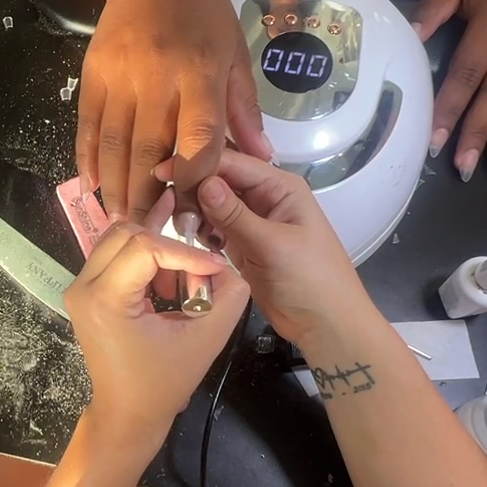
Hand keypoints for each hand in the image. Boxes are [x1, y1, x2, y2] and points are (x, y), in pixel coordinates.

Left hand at [65, 217, 248, 434]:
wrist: (127, 412)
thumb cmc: (163, 383)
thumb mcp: (207, 339)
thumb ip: (229, 296)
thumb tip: (227, 266)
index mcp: (104, 299)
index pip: (146, 247)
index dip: (186, 252)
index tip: (214, 269)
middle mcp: (83, 287)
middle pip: (128, 233)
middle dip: (169, 248)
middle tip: (194, 275)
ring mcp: (79, 287)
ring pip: (119, 238)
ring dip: (155, 252)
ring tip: (177, 285)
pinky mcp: (86, 291)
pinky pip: (114, 255)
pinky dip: (143, 261)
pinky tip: (166, 281)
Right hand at [78, 0, 271, 222]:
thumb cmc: (203, 9)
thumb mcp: (235, 51)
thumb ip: (243, 109)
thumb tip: (261, 158)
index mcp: (202, 72)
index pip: (198, 139)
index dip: (193, 180)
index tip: (190, 208)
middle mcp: (158, 76)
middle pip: (149, 152)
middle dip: (146, 198)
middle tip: (147, 231)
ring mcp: (120, 75)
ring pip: (114, 145)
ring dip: (115, 188)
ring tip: (120, 218)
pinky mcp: (92, 74)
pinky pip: (89, 126)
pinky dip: (87, 158)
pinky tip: (91, 184)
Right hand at [169, 152, 369, 345]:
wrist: (324, 324)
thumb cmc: (311, 280)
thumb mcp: (272, 245)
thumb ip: (235, 215)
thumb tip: (204, 183)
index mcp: (279, 186)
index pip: (232, 162)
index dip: (198, 163)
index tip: (163, 171)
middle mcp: (263, 196)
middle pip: (219, 179)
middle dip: (192, 188)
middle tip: (167, 205)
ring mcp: (251, 221)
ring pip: (212, 203)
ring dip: (193, 210)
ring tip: (179, 225)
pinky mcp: (241, 243)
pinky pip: (213, 226)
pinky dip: (200, 230)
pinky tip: (190, 238)